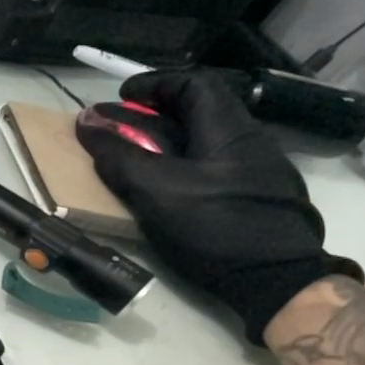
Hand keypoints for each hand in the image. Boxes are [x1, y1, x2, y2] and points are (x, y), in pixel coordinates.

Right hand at [75, 69, 361, 343]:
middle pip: (196, 112)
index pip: (193, 86)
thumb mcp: (158, 193)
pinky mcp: (254, 198)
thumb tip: (87, 123)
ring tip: (128, 154)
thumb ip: (120, 158)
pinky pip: (209, 166)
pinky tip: (161, 186)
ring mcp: (254, 171)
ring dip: (161, 141)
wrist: (277, 279)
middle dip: (150, 114)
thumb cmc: (216, 228)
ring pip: (201, 141)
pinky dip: (177, 164)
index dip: (154, 85)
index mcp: (228, 131)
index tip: (120, 97)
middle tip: (113, 126)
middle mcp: (246, 142)